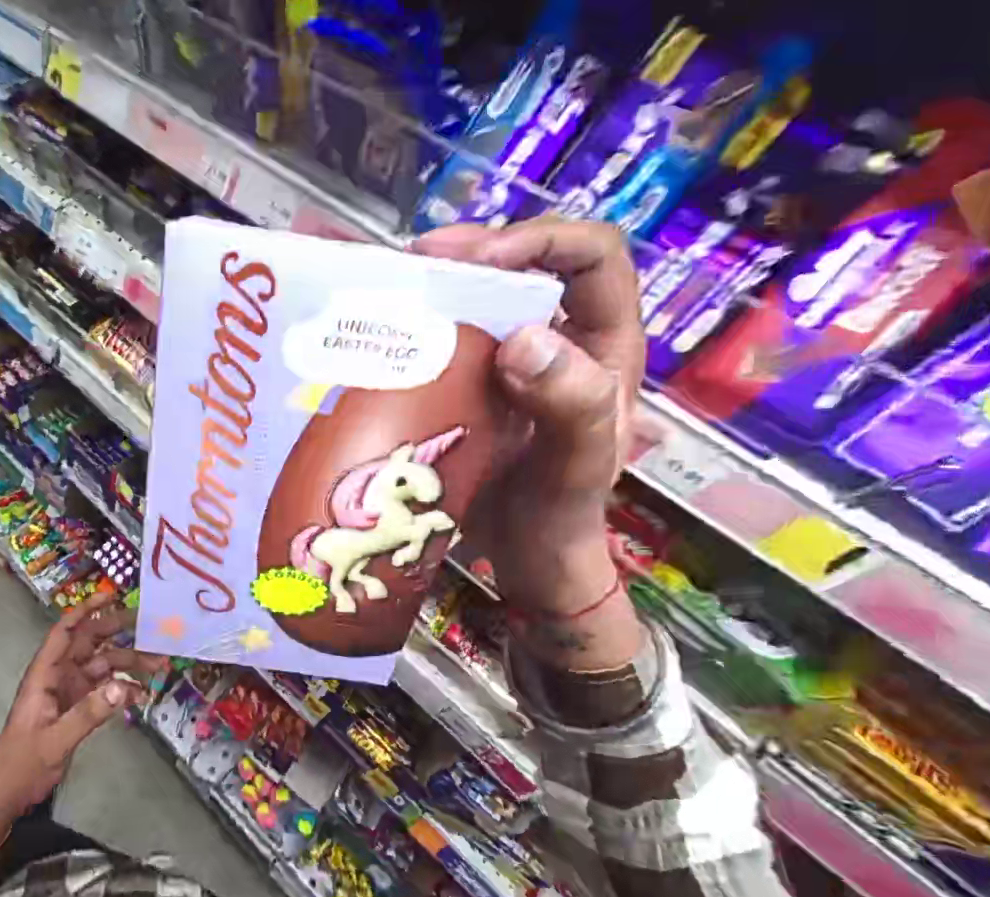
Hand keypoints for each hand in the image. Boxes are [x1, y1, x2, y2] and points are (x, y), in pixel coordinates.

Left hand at [0, 595, 168, 866]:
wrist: (9, 792)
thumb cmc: (23, 762)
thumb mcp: (57, 739)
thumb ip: (90, 713)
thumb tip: (125, 686)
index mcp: (45, 674)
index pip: (65, 632)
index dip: (86, 610)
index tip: (111, 595)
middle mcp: (59, 676)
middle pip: (91, 643)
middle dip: (118, 631)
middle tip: (150, 625)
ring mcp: (71, 691)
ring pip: (104, 665)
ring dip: (130, 662)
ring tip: (160, 664)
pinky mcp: (80, 707)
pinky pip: (107, 688)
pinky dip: (126, 687)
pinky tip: (144, 694)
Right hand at [412, 220, 657, 666]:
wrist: (529, 564)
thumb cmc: (562, 519)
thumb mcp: (577, 466)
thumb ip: (570, 405)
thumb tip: (521, 339)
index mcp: (604, 345)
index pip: (591, 257)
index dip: (542, 240)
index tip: (482, 261)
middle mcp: (561, 341)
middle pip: (525, 267)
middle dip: (473, 254)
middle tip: (415, 261)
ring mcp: (515, 365)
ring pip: (482, 301)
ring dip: (439, 287)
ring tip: (391, 287)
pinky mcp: (476, 388)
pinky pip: (450, 342)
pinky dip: (419, 330)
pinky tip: (385, 332)